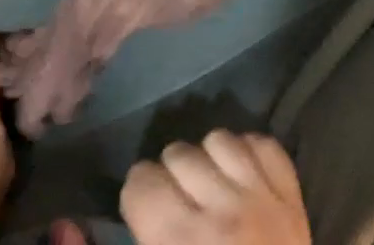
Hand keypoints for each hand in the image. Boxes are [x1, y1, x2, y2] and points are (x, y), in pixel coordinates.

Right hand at [120, 131, 310, 244]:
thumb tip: (82, 224)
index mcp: (179, 238)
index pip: (142, 181)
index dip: (139, 195)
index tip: (145, 212)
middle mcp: (221, 208)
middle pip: (179, 154)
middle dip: (172, 175)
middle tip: (178, 203)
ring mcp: (261, 196)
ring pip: (220, 140)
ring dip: (209, 160)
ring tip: (210, 187)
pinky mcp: (291, 195)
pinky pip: (263, 145)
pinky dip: (248, 154)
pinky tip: (241, 178)